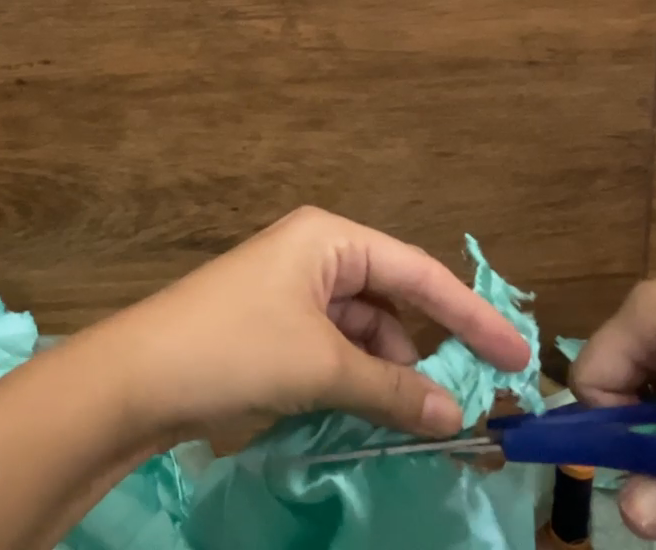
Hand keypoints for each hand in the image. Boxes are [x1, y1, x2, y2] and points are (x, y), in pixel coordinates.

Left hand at [85, 207, 531, 441]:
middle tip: (473, 397)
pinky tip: (374, 412)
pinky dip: (358, 379)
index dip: (472, 313)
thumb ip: (395, 390)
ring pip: (364, 330)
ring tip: (419, 418)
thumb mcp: (323, 368)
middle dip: (428, 348)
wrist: (137, 377)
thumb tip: (457, 418)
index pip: (418, 271)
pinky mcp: (275, 326)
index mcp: (329, 238)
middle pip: (392, 299)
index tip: (518, 353)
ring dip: (392, 372)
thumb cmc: (236, 348)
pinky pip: (335, 348)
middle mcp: (314, 253)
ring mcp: (292, 290)